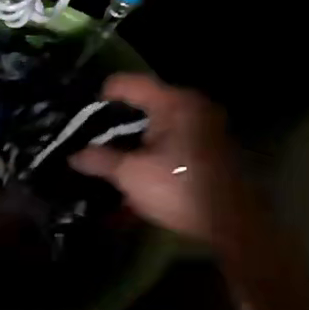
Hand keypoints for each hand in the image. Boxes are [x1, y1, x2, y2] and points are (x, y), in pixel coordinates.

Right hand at [67, 74, 257, 243]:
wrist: (235, 226)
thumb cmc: (180, 189)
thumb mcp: (130, 174)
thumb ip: (98, 159)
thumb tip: (74, 155)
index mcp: (174, 104)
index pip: (127, 84)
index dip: (98, 97)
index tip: (77, 116)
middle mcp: (192, 108)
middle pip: (141, 105)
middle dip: (112, 122)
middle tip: (84, 136)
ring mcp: (204, 129)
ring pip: (154, 126)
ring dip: (128, 141)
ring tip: (101, 157)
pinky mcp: (207, 151)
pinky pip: (167, 143)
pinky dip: (146, 153)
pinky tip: (128, 173)